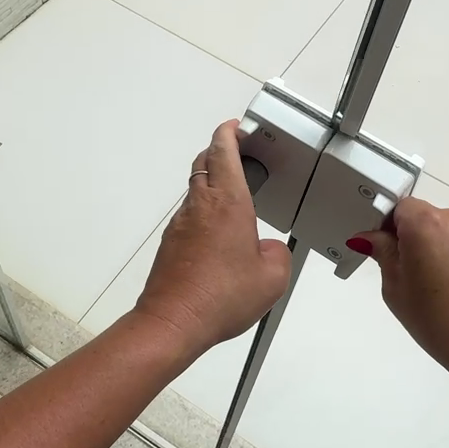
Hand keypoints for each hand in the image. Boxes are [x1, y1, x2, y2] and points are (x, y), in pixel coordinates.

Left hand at [134, 120, 292, 350]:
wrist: (173, 321)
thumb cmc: (222, 296)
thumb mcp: (272, 277)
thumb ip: (277, 254)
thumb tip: (266, 249)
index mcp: (228, 203)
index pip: (223, 151)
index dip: (229, 132)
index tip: (237, 126)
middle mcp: (200, 205)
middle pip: (204, 162)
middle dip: (219, 151)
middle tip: (239, 154)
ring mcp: (181, 223)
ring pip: (195, 190)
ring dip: (212, 184)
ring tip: (235, 200)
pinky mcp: (171, 243)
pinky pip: (190, 217)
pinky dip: (204, 214)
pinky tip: (220, 237)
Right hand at [349, 199, 448, 377]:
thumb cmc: (441, 323)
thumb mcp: (396, 289)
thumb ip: (382, 254)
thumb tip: (370, 238)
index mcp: (426, 224)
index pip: (399, 208)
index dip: (389, 228)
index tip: (387, 251)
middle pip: (426, 218)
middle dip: (415, 240)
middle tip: (413, 277)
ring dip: (441, 250)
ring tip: (441, 289)